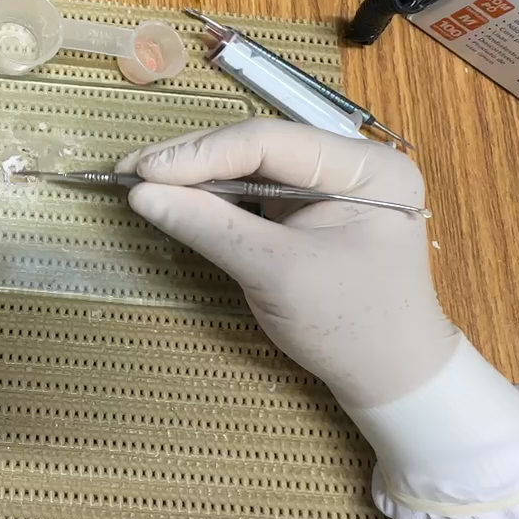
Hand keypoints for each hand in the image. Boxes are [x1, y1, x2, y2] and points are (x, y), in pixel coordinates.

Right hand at [118, 119, 456, 407]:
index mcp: (364, 167)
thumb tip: (140, 195)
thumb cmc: (349, 326)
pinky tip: (171, 195)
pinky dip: (204, 192)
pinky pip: (244, 186)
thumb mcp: (276, 274)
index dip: (199, 154)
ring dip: (190, 174)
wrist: (390, 377)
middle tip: (129, 172)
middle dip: (188, 161)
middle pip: (251, 145)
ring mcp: (323, 180)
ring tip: (140, 181)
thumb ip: (209, 227)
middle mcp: (345, 161)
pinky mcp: (301, 202)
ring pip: (241, 162)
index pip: (267, 141)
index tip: (142, 172)